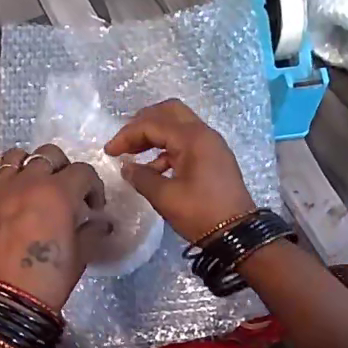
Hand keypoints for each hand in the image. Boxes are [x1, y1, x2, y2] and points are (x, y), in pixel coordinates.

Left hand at [0, 144, 107, 311]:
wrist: (4, 298)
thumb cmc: (48, 278)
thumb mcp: (80, 255)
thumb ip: (91, 231)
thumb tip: (100, 222)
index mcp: (59, 192)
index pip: (83, 172)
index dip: (93, 187)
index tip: (93, 206)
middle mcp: (29, 181)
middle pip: (49, 155)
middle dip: (63, 169)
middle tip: (65, 192)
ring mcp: (0, 187)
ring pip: (17, 156)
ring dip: (31, 166)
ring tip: (34, 186)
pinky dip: (6, 179)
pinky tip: (12, 197)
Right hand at [105, 100, 255, 241]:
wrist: (238, 234)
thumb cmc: (201, 214)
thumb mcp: (166, 197)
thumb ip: (142, 178)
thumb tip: (127, 168)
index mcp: (193, 138)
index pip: (153, 124)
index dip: (127, 135)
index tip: (109, 151)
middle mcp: (204, 134)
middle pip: (169, 112)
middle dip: (143, 123)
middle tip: (125, 141)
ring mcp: (212, 145)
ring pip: (179, 126)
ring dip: (155, 136)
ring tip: (135, 156)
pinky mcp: (214, 158)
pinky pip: (187, 143)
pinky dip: (168, 149)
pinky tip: (154, 169)